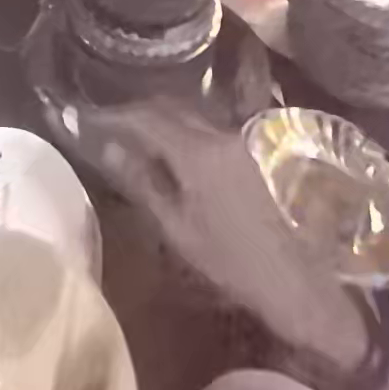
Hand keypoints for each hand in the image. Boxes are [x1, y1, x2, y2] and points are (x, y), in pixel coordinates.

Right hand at [70, 104, 372, 372]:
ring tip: (135, 131)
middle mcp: (219, 134)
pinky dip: (182, 127)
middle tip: (110, 120)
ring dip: (160, 116)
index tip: (89, 116)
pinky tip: (171, 144)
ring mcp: (240, 139)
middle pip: (170, 107)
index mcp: (197, 153)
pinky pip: (208, 126)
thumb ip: (142, 181)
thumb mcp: (177, 227)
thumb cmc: (232, 262)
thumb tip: (111, 147)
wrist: (299, 283)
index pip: (146, 117)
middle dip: (137, 109)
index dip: (115, 114)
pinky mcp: (252, 150)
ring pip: (190, 114)